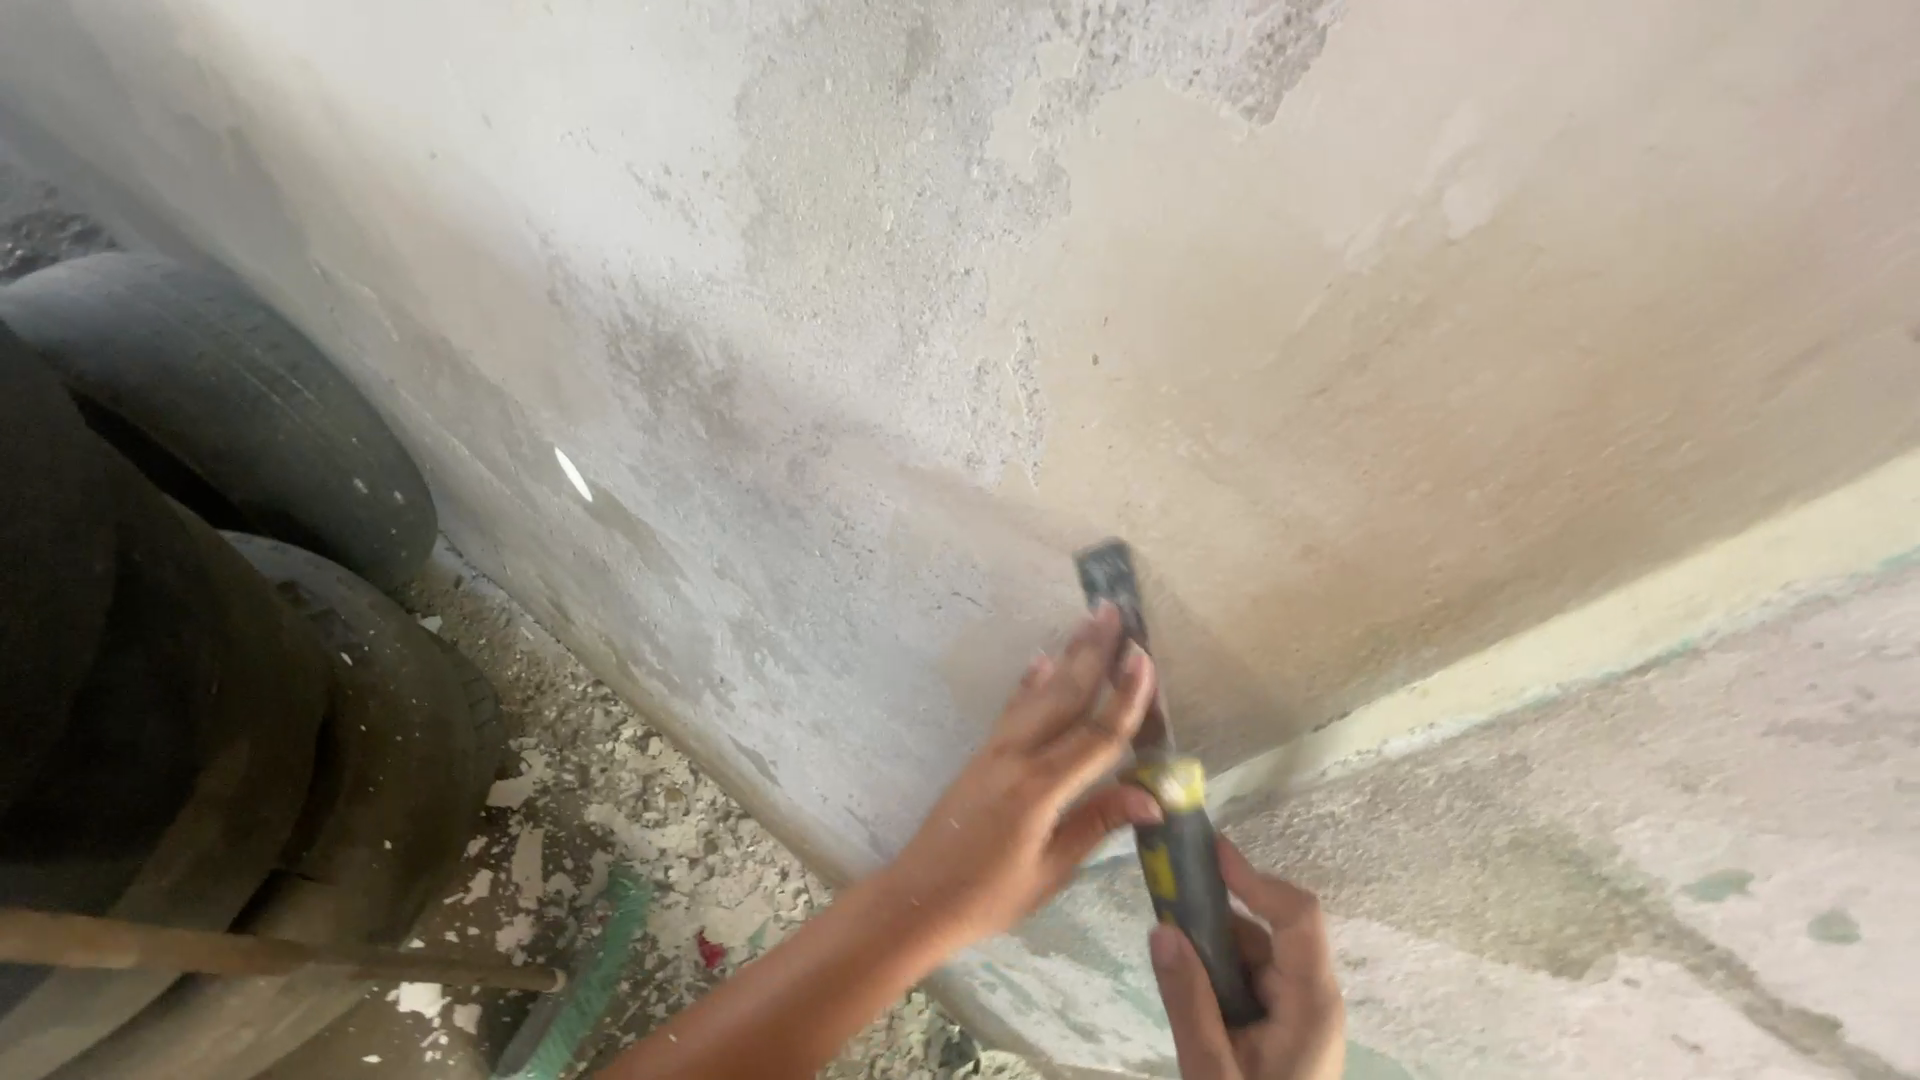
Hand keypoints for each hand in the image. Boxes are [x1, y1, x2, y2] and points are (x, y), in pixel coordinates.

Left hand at [878, 602, 1163, 946]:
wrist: (918, 896)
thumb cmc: (989, 896)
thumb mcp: (1051, 870)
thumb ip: (1097, 823)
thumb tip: (1153, 797)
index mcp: (1040, 788)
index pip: (1097, 736)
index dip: (1126, 698)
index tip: (1146, 659)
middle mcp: (1018, 756)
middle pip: (1065, 696)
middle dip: (1094, 653)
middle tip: (1115, 612)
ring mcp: (996, 750)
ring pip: (1041, 694)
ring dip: (1068, 656)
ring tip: (1089, 621)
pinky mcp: (983, 753)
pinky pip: (1014, 708)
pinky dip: (1031, 682)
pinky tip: (1042, 659)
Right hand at [1150, 839, 1344, 1079]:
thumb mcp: (1212, 1071)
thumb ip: (1188, 1000)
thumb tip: (1161, 927)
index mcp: (1310, 1002)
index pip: (1297, 915)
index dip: (1255, 877)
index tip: (1207, 853)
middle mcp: (1311, 996)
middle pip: (1266, 929)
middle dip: (1214, 917)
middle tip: (1163, 906)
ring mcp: (1298, 1012)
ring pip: (1251, 953)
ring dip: (1209, 949)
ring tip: (1171, 966)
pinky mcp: (1283, 1027)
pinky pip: (1246, 979)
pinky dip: (1214, 974)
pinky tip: (1189, 995)